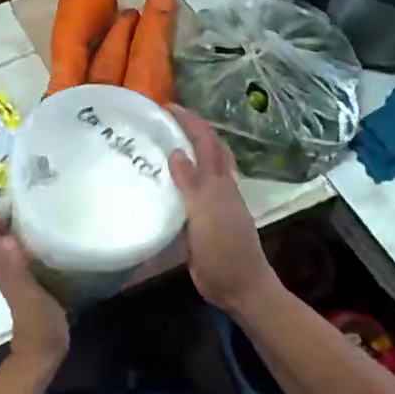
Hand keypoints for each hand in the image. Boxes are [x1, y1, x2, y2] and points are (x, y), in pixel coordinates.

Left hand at [0, 203, 69, 364]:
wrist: (42, 350)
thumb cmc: (37, 322)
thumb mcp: (26, 292)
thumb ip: (14, 267)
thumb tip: (4, 238)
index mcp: (2, 267)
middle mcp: (2, 270)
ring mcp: (12, 279)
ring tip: (8, 215)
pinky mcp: (24, 286)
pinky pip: (11, 258)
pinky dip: (12, 246)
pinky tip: (25, 242)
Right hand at [168, 105, 283, 312]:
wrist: (238, 286)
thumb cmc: (224, 249)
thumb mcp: (206, 213)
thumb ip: (192, 183)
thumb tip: (177, 151)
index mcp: (220, 184)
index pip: (207, 144)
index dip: (191, 123)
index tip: (168, 107)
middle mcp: (217, 190)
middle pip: (206, 153)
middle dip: (188, 132)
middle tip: (160, 121)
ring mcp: (209, 206)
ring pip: (196, 172)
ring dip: (181, 154)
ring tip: (155, 145)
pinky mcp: (198, 223)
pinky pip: (185, 193)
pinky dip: (173, 181)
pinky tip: (157, 184)